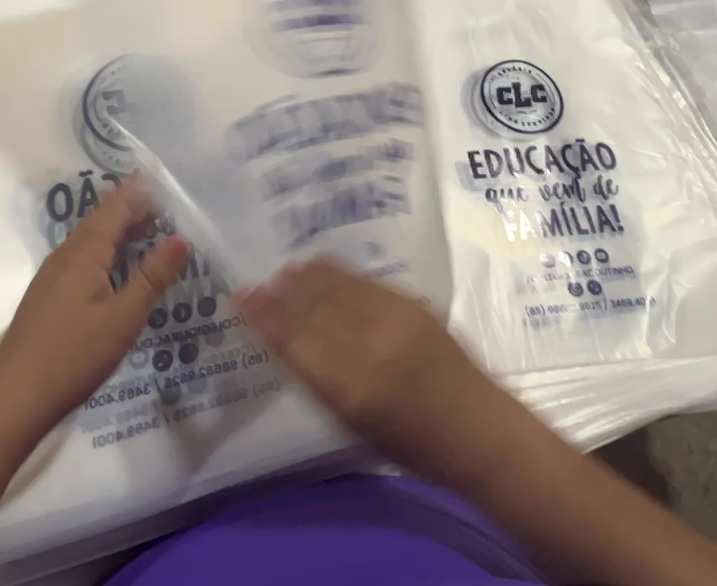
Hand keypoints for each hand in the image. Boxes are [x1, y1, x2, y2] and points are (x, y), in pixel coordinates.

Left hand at [0, 182, 190, 437]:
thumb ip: (152, 277)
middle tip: (167, 199)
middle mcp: (66, 257)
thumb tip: (182, 238)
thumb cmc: (71, 356)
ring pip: (92, 241)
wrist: (12, 400)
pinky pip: (85, 259)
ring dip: (121, 229)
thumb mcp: (123, 318)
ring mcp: (54, 278)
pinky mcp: (50, 299)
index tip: (159, 169)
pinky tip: (121, 267)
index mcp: (83, 254)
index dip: (138, 189)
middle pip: (102, 220)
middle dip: (133, 206)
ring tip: (152, 227)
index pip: (115, 208)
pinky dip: (110, 251)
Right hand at [236, 259, 539, 490]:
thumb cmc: (411, 444)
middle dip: (279, 290)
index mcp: (350, 385)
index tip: (237, 295)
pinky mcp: (414, 301)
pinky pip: (363, 279)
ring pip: (335, 282)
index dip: (261, 313)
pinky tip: (322, 272)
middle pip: (310, 303)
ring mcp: (395, 316)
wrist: (479, 429)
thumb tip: (281, 338)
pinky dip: (335, 274)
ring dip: (304, 276)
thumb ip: (316, 377)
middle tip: (257, 283)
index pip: (292, 337)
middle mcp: (370, 343)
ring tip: (285, 274)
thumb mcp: (351, 423)